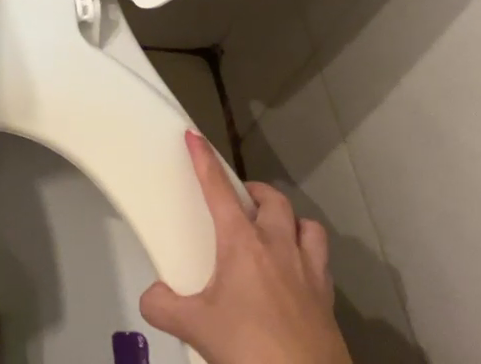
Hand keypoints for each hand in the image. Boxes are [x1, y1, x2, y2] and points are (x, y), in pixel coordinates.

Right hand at [139, 132, 351, 363]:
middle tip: (239, 201)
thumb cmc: (249, 348)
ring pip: (308, 226)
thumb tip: (152, 297)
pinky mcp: (328, 300)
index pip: (219, 190)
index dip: (205, 161)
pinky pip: (322, 263)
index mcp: (243, 244)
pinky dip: (308, 257)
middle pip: (273, 200)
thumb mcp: (194, 327)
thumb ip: (164, 306)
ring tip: (274, 232)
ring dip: (290, 221)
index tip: (195, 137)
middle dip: (255, 192)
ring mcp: (310, 273)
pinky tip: (295, 274)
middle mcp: (279, 248)